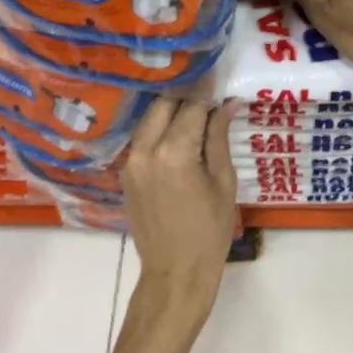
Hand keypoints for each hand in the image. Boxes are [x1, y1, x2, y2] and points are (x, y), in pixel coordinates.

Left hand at [121, 96, 239, 320]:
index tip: (221, 80)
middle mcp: (146, 150)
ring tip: (196, 107)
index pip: (192, 105)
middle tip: (209, 90)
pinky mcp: (125, 172)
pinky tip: (178, 129)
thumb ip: (219, 138)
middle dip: (186, 93)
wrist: (175, 272)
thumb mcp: (224, 182)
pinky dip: (159, 127)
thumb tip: (227, 103)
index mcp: (174, 152)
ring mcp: (130, 161)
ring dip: (170, 108)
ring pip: (149, 117)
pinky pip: (143, 137)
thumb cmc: (209, 232)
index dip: (208, 91)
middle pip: (163, 103)